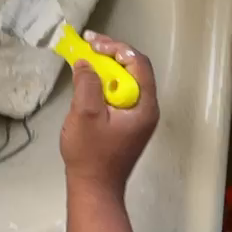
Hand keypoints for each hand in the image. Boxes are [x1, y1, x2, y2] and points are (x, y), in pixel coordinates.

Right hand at [59, 32, 158, 195]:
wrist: (94, 188)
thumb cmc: (91, 153)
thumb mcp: (85, 114)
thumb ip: (87, 83)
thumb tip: (85, 62)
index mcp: (144, 106)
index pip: (138, 64)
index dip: (116, 48)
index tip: (92, 44)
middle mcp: (146, 108)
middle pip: (134, 70)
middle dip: (110, 53)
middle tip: (86, 45)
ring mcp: (137, 117)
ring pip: (125, 81)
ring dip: (106, 66)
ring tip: (84, 58)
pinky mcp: (126, 123)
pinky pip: (118, 94)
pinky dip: (104, 82)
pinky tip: (88, 81)